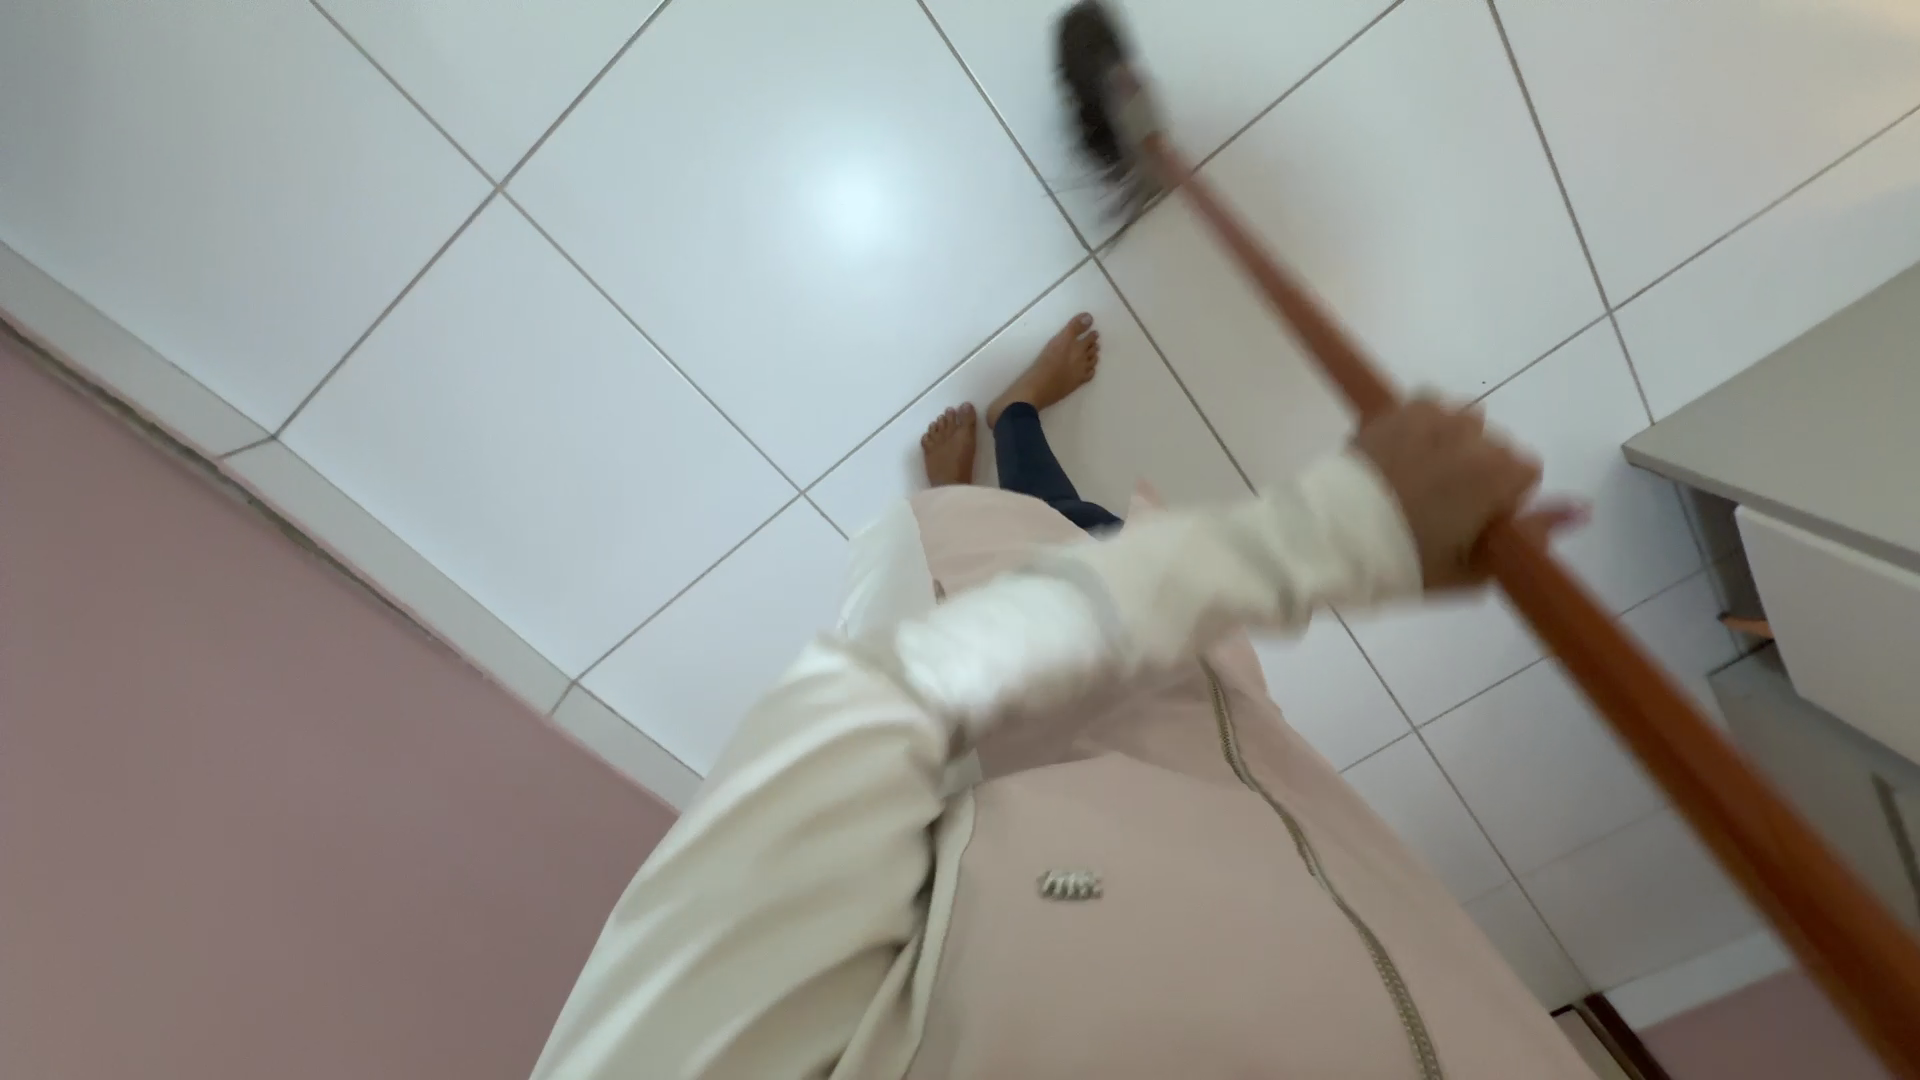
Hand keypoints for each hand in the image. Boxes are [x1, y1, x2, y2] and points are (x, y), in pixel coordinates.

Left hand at [1354, 398, 1587, 590]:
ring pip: (1458, 424)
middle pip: (1489, 447)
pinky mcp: (1392, 411)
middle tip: (1429, 503)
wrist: (1329, 538)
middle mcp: (1473, 436)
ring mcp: (1431, 418)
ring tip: (1408, 478)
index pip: (1525, 475)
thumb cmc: (1402, 561)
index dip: (1498, 500)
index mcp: (1500, 473)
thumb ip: (1530, 535)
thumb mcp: (1471, 568)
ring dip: (1443, 445)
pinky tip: (1395, 454)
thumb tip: (1580, 509)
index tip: (1465, 521)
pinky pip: (1423, 407)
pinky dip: (1416, 425)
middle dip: (1469, 471)